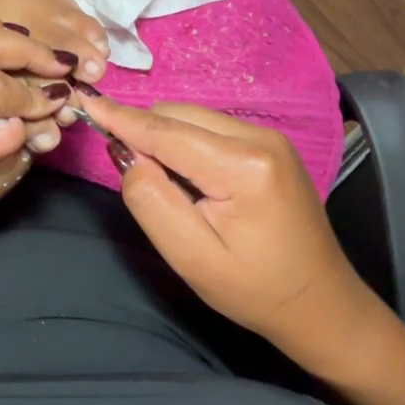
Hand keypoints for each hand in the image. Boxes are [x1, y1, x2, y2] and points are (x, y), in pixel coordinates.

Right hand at [79, 94, 378, 363]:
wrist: (322, 305)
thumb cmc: (255, 290)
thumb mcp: (191, 256)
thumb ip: (151, 199)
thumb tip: (126, 153)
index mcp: (243, 165)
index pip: (164, 131)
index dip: (120, 117)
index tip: (82, 99)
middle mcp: (259, 137)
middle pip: (176, 115)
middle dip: (142, 131)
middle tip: (125, 170)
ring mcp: (268, 137)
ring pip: (191, 117)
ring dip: (162, 137)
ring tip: (161, 183)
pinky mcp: (268, 144)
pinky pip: (208, 127)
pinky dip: (183, 142)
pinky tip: (186, 177)